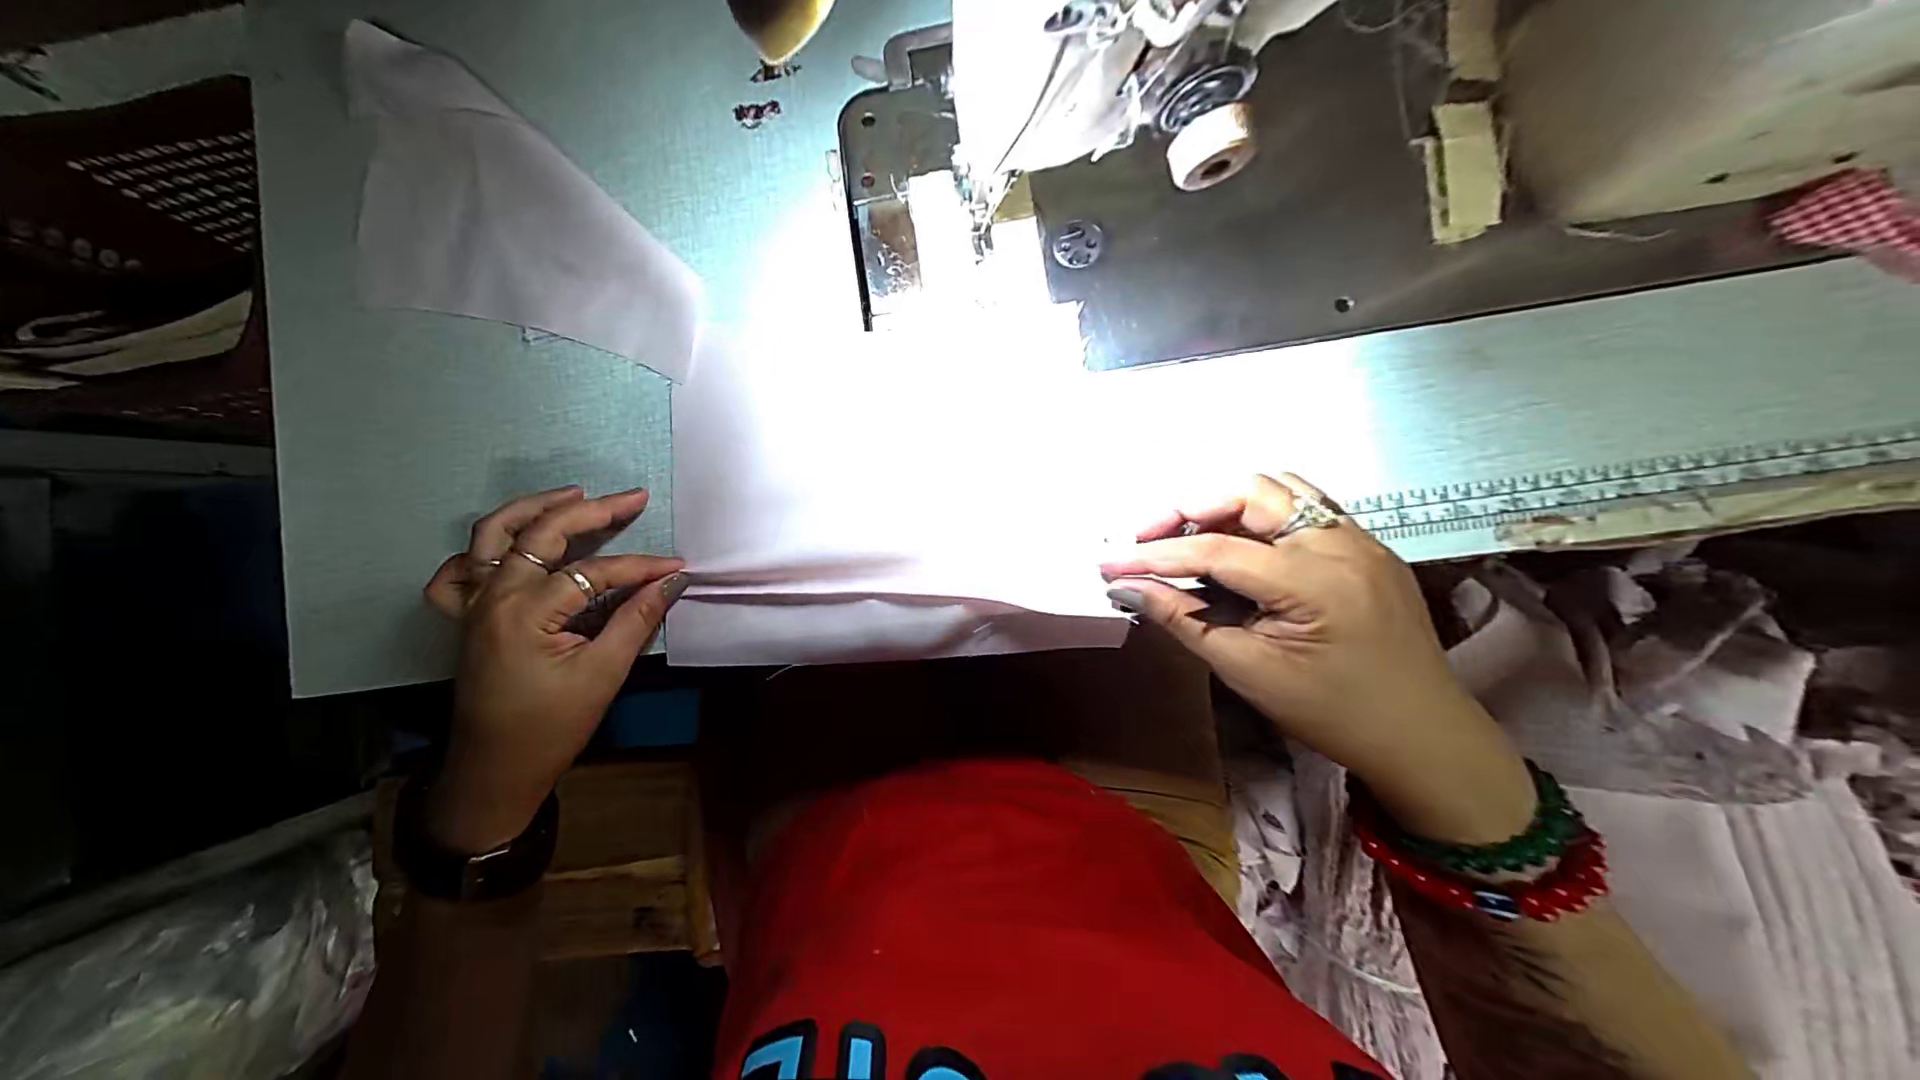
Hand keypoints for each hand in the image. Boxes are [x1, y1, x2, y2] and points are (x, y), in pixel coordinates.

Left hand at [421, 487, 686, 851]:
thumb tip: (672, 580)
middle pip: (540, 532)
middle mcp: (493, 596)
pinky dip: (481, 552)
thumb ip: (637, 619)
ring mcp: (473, 605)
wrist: (496, 770)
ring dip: (533, 510)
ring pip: (492, 536)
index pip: (593, 570)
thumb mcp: (604, 673)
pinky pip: (459, 574)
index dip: (641, 566)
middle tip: (632, 499)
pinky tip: (508, 549)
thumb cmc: (552, 726)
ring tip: (573, 495)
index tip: (677, 566)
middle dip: (592, 510)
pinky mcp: (466, 618)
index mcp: (525, 611)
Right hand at [1099, 473, 1535, 843]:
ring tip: (1191, 535)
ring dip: (1228, 504)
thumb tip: (1128, 588)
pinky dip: (1263, 514)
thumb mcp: (1248, 671)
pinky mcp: (1367, 547)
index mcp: (1315, 581)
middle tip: (1149, 539)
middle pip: (1250, 493)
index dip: (1154, 555)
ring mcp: (1360, 539)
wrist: (1423, 736)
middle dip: (1190, 509)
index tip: (1110, 563)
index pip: (1216, 549)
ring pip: (1281, 489)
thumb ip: (1183, 620)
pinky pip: (1307, 508)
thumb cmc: (1332, 713)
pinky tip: (1241, 542)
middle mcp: (1341, 543)